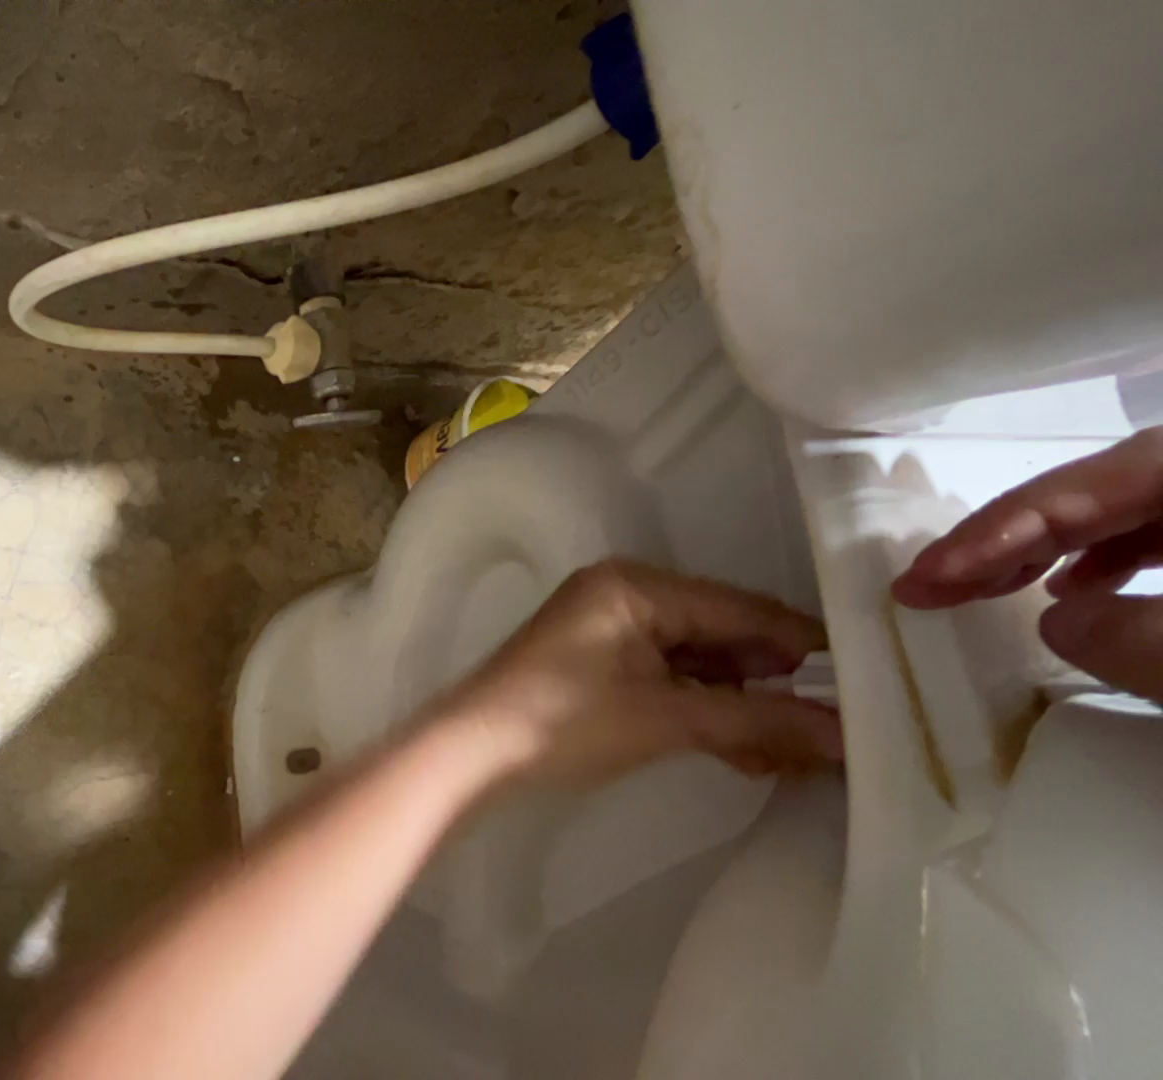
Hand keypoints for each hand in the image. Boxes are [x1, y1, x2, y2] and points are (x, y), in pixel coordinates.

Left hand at [433, 559, 841, 785]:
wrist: (471, 753)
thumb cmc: (563, 723)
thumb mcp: (667, 719)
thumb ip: (759, 722)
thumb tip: (848, 737)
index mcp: (635, 586)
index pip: (741, 609)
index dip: (804, 650)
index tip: (869, 686)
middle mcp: (622, 595)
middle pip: (721, 634)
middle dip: (774, 685)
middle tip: (836, 731)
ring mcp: (605, 630)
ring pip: (697, 662)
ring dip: (741, 705)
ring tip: (797, 752)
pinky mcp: (595, 664)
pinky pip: (666, 678)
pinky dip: (702, 710)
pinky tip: (746, 750)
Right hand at [893, 428, 1162, 699]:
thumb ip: (1145, 640)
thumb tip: (1061, 619)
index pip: (1091, 487)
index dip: (1000, 528)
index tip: (926, 576)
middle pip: (1102, 488)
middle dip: (1006, 536)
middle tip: (926, 584)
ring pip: (1133, 507)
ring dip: (1049, 543)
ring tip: (984, 585)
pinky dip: (1112, 555)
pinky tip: (1078, 588)